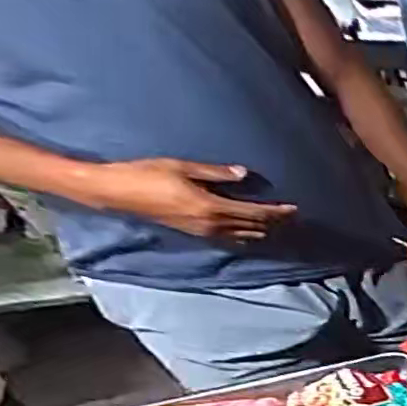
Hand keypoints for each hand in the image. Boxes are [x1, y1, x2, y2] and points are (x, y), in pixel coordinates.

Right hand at [88, 158, 295, 240]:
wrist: (112, 191)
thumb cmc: (143, 174)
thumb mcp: (180, 167)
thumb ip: (215, 173)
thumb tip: (244, 173)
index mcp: (213, 207)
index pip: (257, 213)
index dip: (278, 212)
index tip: (294, 208)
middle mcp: (214, 224)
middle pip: (257, 226)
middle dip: (276, 221)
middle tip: (290, 215)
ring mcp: (207, 232)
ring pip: (247, 235)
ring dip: (264, 229)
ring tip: (277, 222)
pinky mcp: (198, 234)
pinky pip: (233, 238)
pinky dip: (248, 234)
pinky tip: (253, 230)